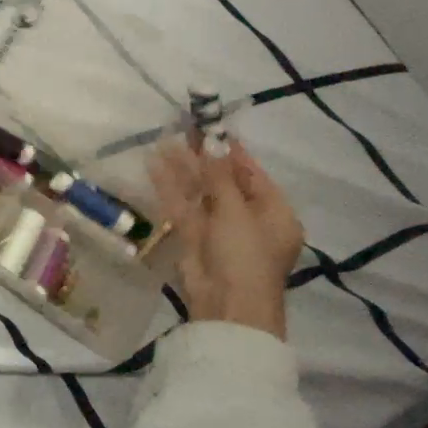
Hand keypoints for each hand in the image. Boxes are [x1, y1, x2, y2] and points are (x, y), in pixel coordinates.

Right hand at [150, 140, 304, 340]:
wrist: (226, 301)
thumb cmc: (245, 253)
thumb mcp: (236, 211)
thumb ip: (219, 175)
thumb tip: (211, 140)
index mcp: (274, 212)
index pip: (252, 174)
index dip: (231, 150)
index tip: (211, 126)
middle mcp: (248, 217)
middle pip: (223, 180)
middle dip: (203, 156)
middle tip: (183, 128)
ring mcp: (219, 226)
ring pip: (199, 190)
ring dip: (183, 168)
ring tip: (163, 140)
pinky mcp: (193, 234)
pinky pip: (182, 204)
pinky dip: (168, 185)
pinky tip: (153, 164)